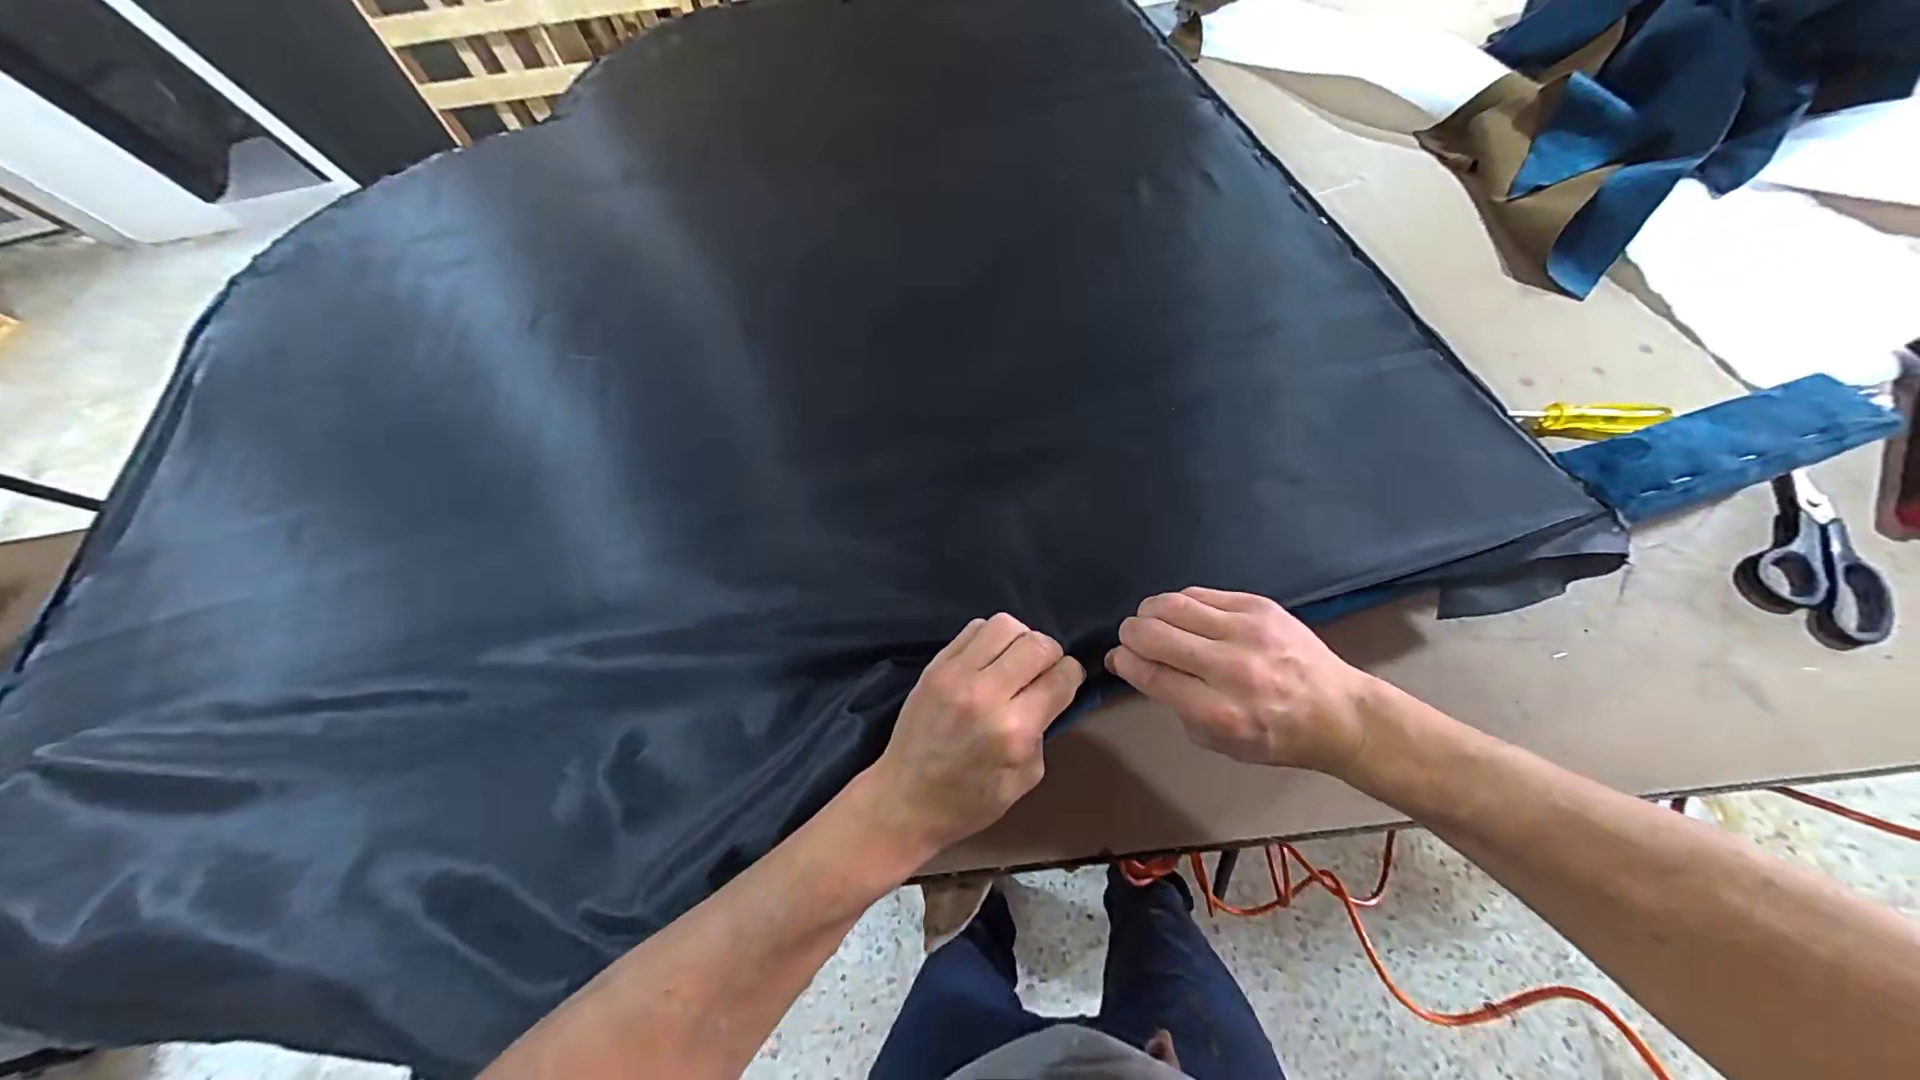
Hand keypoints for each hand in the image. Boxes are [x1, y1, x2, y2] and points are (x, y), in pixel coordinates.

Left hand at [864, 613, 1083, 852]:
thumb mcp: (1026, 778)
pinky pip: (974, 628)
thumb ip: (1042, 731)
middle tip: (1042, 672)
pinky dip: (990, 637)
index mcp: (1014, 729)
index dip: (1072, 676)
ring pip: (1006, 624)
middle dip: (1052, 654)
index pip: (1061, 676)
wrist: (904, 799)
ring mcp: (955, 674)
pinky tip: (988, 660)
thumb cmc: (968, 800)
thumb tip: (1048, 695)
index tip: (1066, 683)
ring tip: (1014, 661)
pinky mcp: (935, 666)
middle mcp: (986, 694)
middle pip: (1038, 643)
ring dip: (1020, 639)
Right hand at [1105, 587, 1378, 775]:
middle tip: (1133, 640)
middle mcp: (1231, 669)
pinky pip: (1198, 593)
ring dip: (1149, 613)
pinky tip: (1183, 616)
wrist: (1339, 712)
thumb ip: (1173, 703)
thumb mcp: (1216, 741)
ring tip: (1152, 623)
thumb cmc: (1274, 736)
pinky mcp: (1259, 606)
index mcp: (1219, 712)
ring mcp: (1247, 631)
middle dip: (1130, 634)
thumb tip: (1134, 663)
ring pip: (1170, 604)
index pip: (1149, 673)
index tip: (1118, 659)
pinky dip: (1179, 604)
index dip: (1123, 661)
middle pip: (1153, 634)